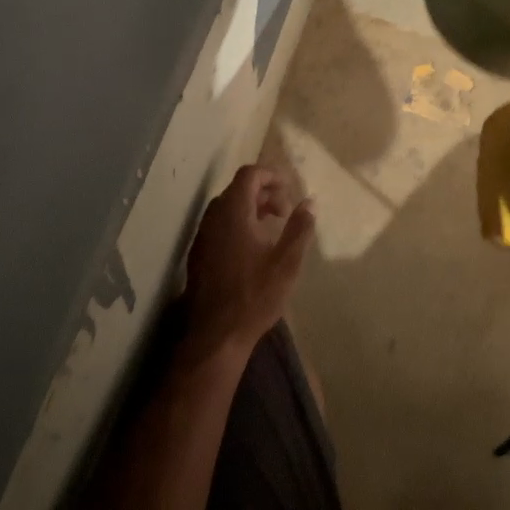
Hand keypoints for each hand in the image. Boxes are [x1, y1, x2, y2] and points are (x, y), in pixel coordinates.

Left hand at [183, 165, 315, 355]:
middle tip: (285, 212)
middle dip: (263, 193)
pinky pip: (219, 225)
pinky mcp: (199, 254)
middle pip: (237, 189)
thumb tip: (310, 202)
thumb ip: (300, 228)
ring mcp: (203, 236)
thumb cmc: (254, 295)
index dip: (271, 176)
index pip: (249, 174)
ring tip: (271, 228)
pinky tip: (252, 248)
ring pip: (227, 208)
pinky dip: (238, 224)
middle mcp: (213, 218)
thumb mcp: (286, 262)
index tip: (290, 190)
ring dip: (250, 209)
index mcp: (233, 212)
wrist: (215, 334)